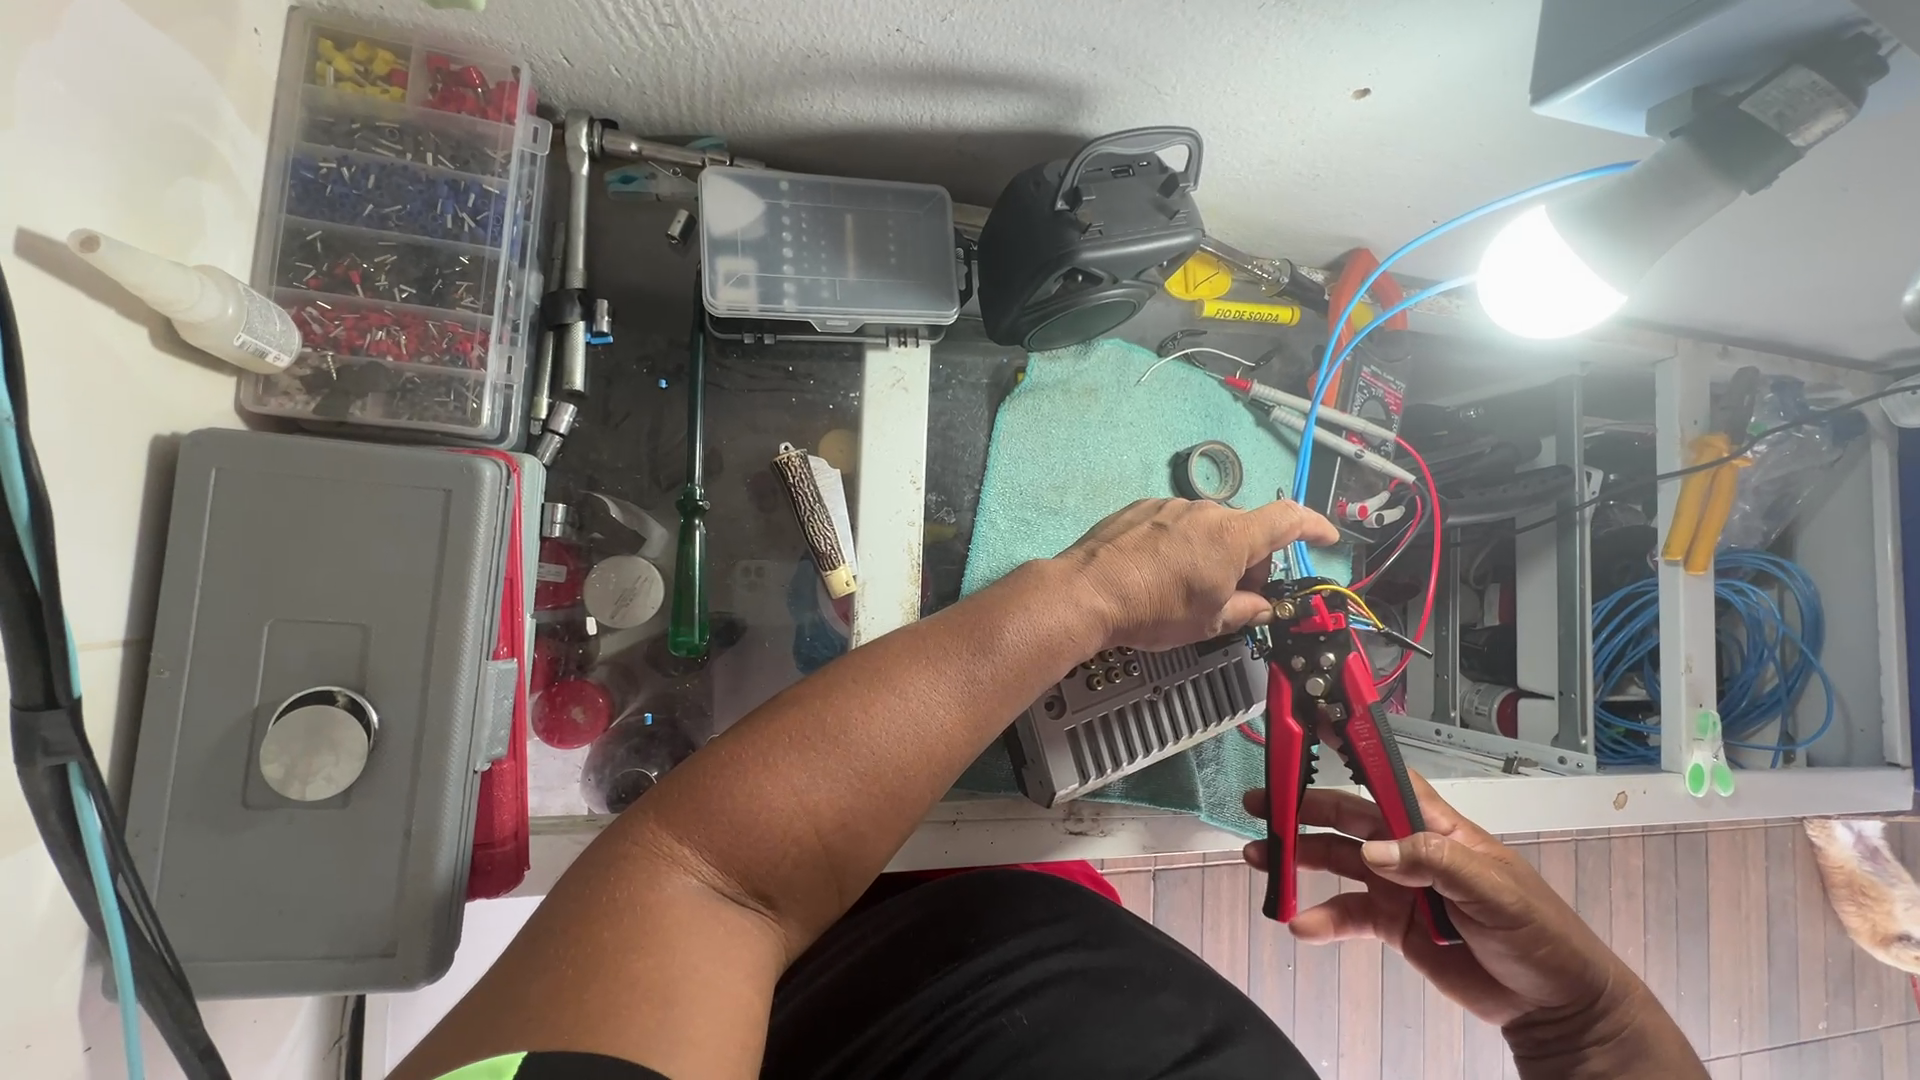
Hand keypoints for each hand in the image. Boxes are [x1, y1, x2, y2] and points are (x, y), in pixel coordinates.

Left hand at [1053, 498, 1338, 652]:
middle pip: (1244, 529)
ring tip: (1188, 588)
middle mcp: (1204, 511)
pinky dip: (1179, 545)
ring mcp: (1168, 506)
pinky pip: (1173, 525)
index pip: (1288, 519)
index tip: (1326, 537)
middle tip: (1236, 595)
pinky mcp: (1138, 509)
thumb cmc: (1154, 610)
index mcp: (1232, 535)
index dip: (1313, 526)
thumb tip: (1262, 606)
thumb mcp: (1210, 622)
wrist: (1087, 593)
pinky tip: (1158, 572)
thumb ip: (1246, 610)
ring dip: (1211, 552)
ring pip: (1206, 527)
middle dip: (1249, 560)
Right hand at [1241, 770, 1621, 1031]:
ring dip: (1297, 859)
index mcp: (1436, 827)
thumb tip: (1372, 852)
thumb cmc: (1538, 935)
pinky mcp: (1392, 923)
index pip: (1387, 780)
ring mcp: (1397, 886)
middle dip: (1301, 812)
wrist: (1554, 1007)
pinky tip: (1301, 925)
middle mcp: (1408, 848)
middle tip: (1259, 808)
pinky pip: (1347, 914)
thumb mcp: (1495, 893)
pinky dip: (1321, 917)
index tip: (1311, 736)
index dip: (1350, 755)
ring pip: (1336, 862)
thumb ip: (1434, 863)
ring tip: (1260, 859)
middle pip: (1345, 818)